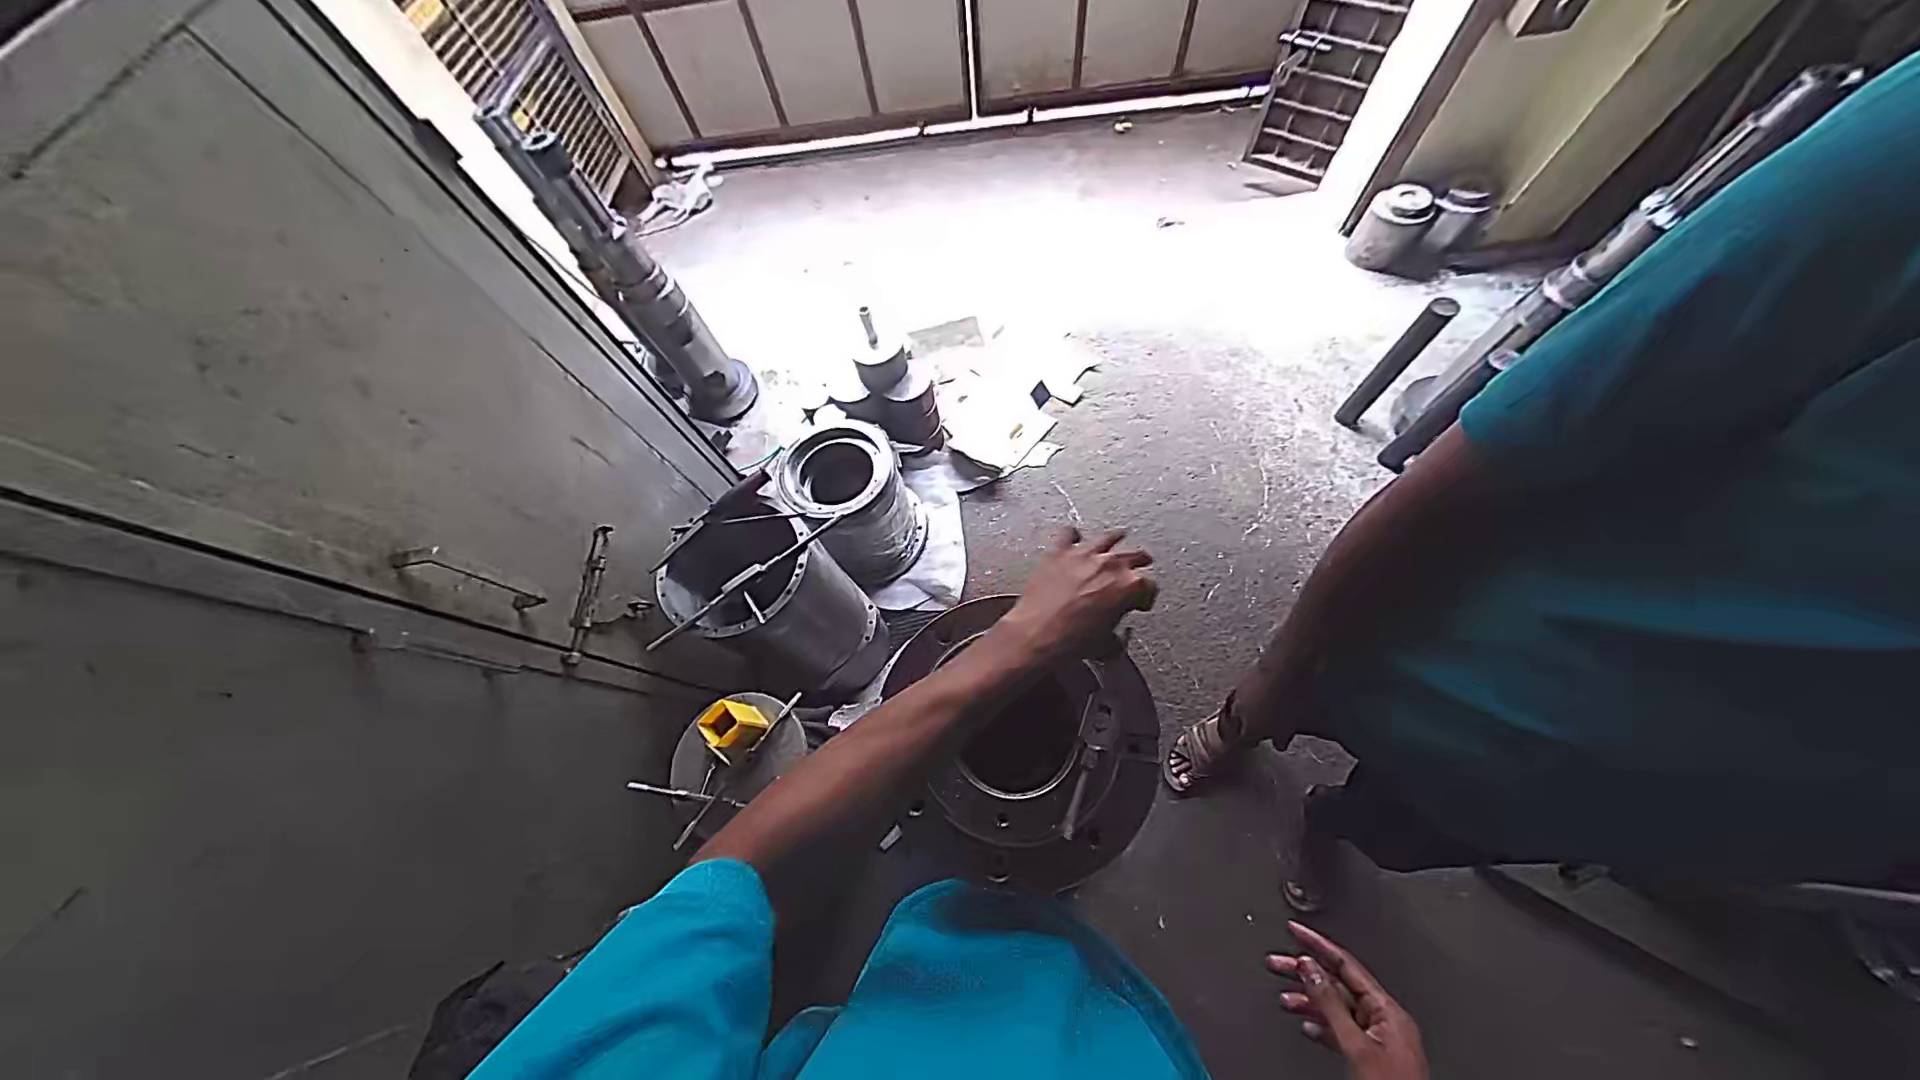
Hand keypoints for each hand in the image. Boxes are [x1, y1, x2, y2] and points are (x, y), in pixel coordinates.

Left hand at [990, 526, 1156, 663]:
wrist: (1037, 634)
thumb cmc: (1070, 640)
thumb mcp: (1105, 643)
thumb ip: (1117, 634)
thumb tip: (1113, 639)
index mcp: (1129, 586)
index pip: (1149, 585)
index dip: (1146, 596)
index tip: (1140, 603)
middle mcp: (1110, 564)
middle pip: (1135, 555)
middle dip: (1138, 563)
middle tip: (1138, 568)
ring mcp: (1084, 554)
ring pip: (1109, 537)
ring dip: (1115, 540)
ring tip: (1119, 538)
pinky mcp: (1060, 552)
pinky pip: (1069, 533)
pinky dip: (1073, 537)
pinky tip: (1074, 539)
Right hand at [1268, 922, 1426, 1079]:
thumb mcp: (1356, 1045)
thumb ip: (1330, 1004)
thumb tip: (1310, 968)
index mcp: (1388, 1012)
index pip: (1346, 964)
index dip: (1318, 944)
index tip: (1296, 930)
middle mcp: (1386, 1021)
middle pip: (1338, 984)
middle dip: (1305, 974)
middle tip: (1278, 962)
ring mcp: (1379, 1040)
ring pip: (1337, 1008)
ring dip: (1309, 1001)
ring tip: (1285, 997)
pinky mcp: (1373, 1057)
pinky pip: (1342, 1030)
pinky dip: (1321, 1025)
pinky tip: (1307, 1025)